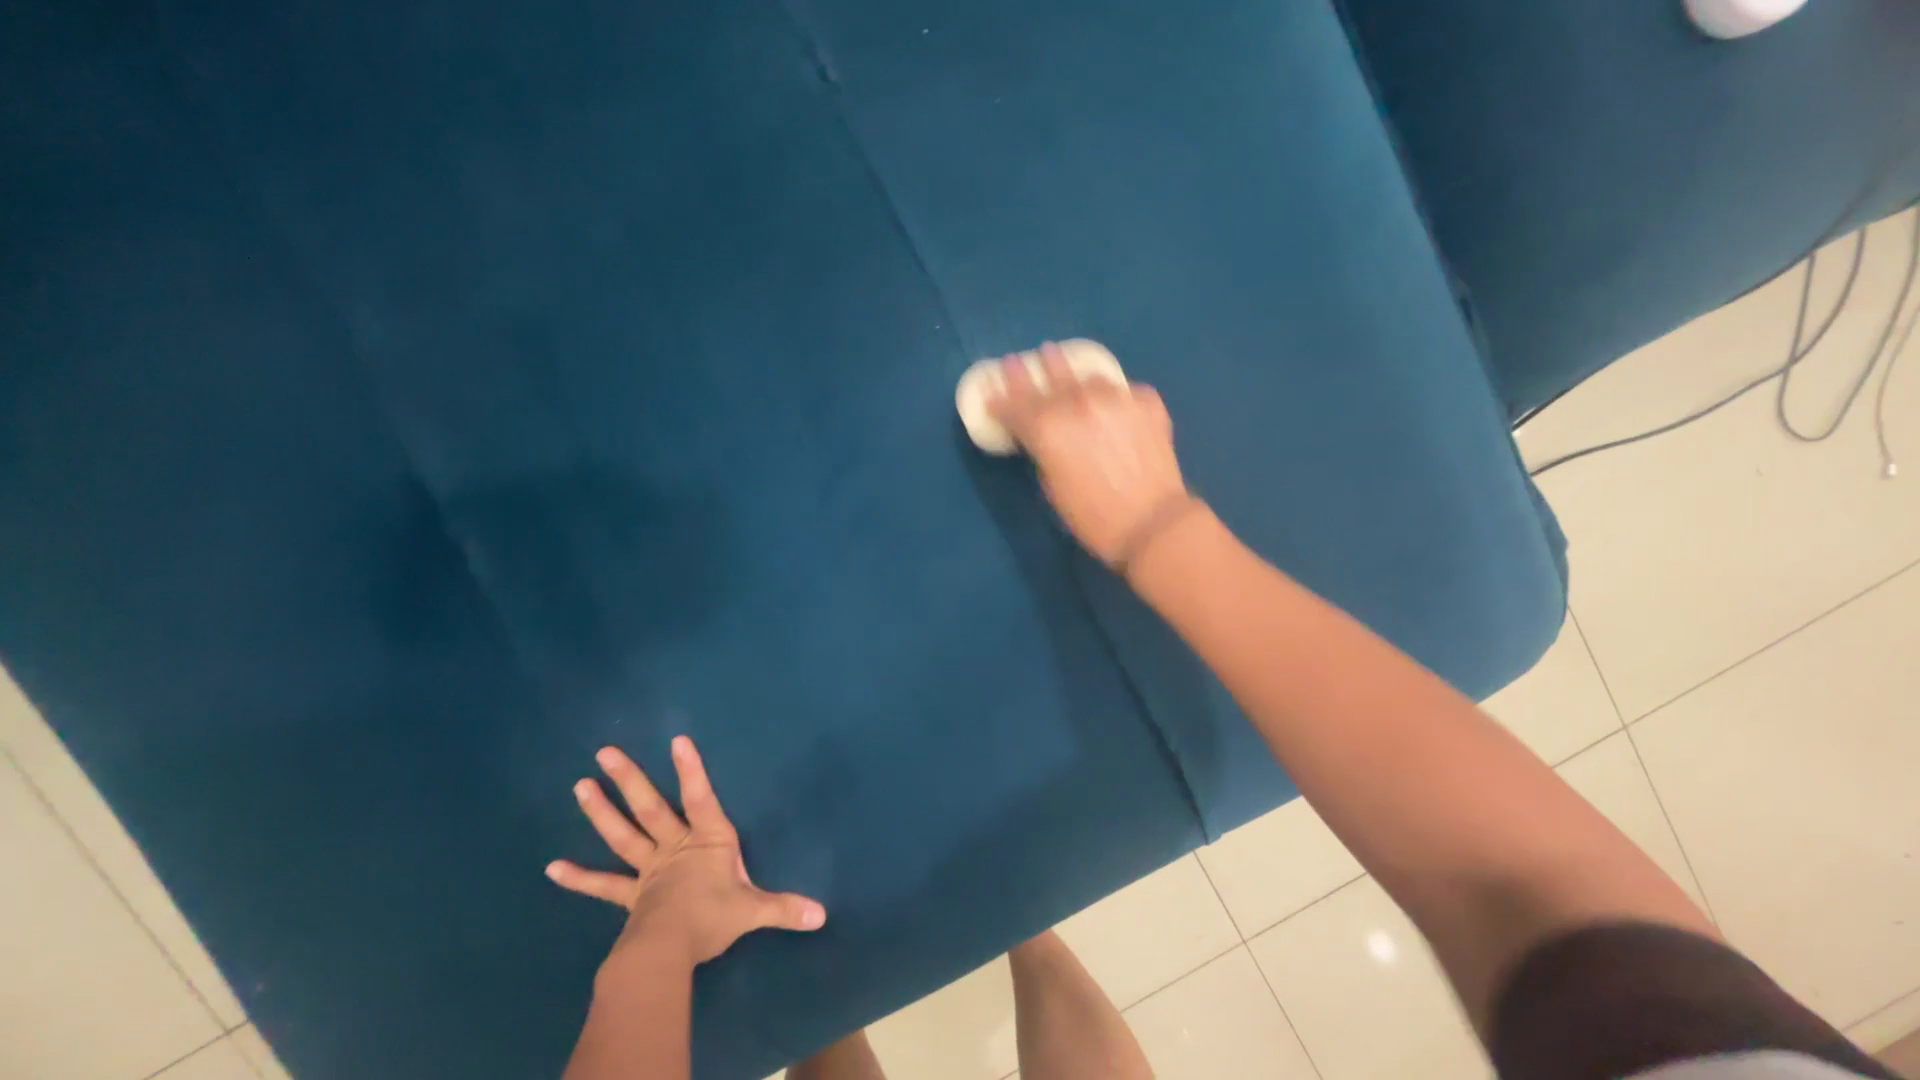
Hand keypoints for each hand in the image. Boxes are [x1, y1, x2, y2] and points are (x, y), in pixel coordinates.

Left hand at [546, 736, 825, 967]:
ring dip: (600, 812)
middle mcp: (674, 848)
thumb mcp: (754, 910)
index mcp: (708, 843)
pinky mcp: (631, 896)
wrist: (669, 951)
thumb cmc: (712, 920)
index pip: (701, 798)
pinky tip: (552, 868)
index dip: (691, 769)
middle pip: (650, 808)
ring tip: (579, 787)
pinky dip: (578, 878)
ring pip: (623, 835)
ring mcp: (649, 870)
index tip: (677, 738)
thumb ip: (785, 908)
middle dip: (629, 779)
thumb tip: (822, 915)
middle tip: (604, 752)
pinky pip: (603, 886)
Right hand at [988, 341, 1191, 564]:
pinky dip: (1115, 399)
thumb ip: (1042, 448)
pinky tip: (1116, 410)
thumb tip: (1042, 434)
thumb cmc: (1092, 516)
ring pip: (1089, 377)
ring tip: (1072, 376)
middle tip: (1024, 359)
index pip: (1014, 403)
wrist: (1153, 522)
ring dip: (1076, 379)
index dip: (1001, 398)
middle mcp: (1078, 401)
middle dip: (1034, 369)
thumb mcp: (1051, 485)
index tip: (993, 392)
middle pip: (1050, 374)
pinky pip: (1123, 392)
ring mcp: (1116, 396)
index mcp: (1047, 426)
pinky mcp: (1147, 400)